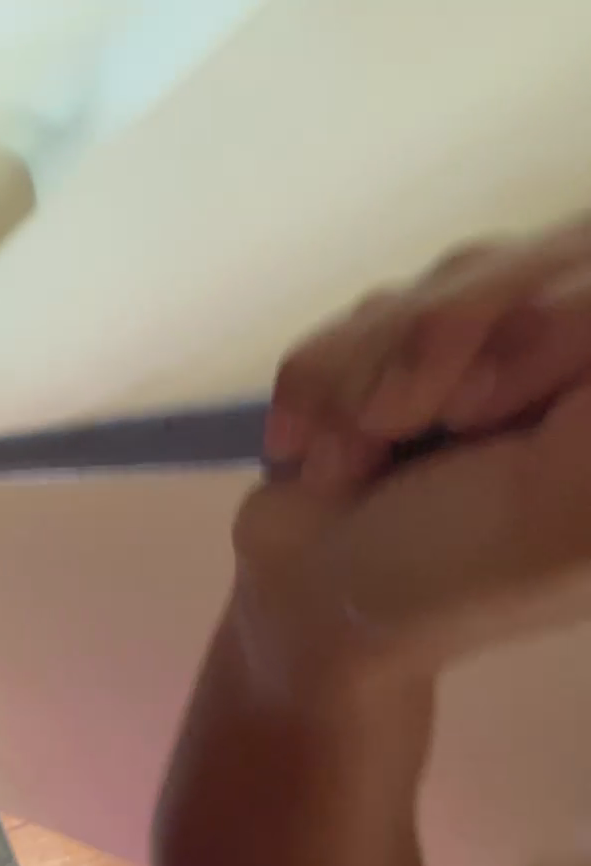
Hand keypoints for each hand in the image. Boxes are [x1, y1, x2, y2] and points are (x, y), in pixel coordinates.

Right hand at [235, 227, 590, 691]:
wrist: (305, 595)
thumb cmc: (445, 569)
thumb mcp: (566, 503)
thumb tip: (580, 316)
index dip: (537, 330)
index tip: (477, 416)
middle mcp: (574, 356)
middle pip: (513, 268)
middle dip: (423, 362)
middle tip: (404, 434)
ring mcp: (478, 352)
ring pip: (418, 294)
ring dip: (355, 390)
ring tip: (354, 463)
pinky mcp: (384, 361)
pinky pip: (341, 326)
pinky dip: (310, 396)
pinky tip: (320, 451)